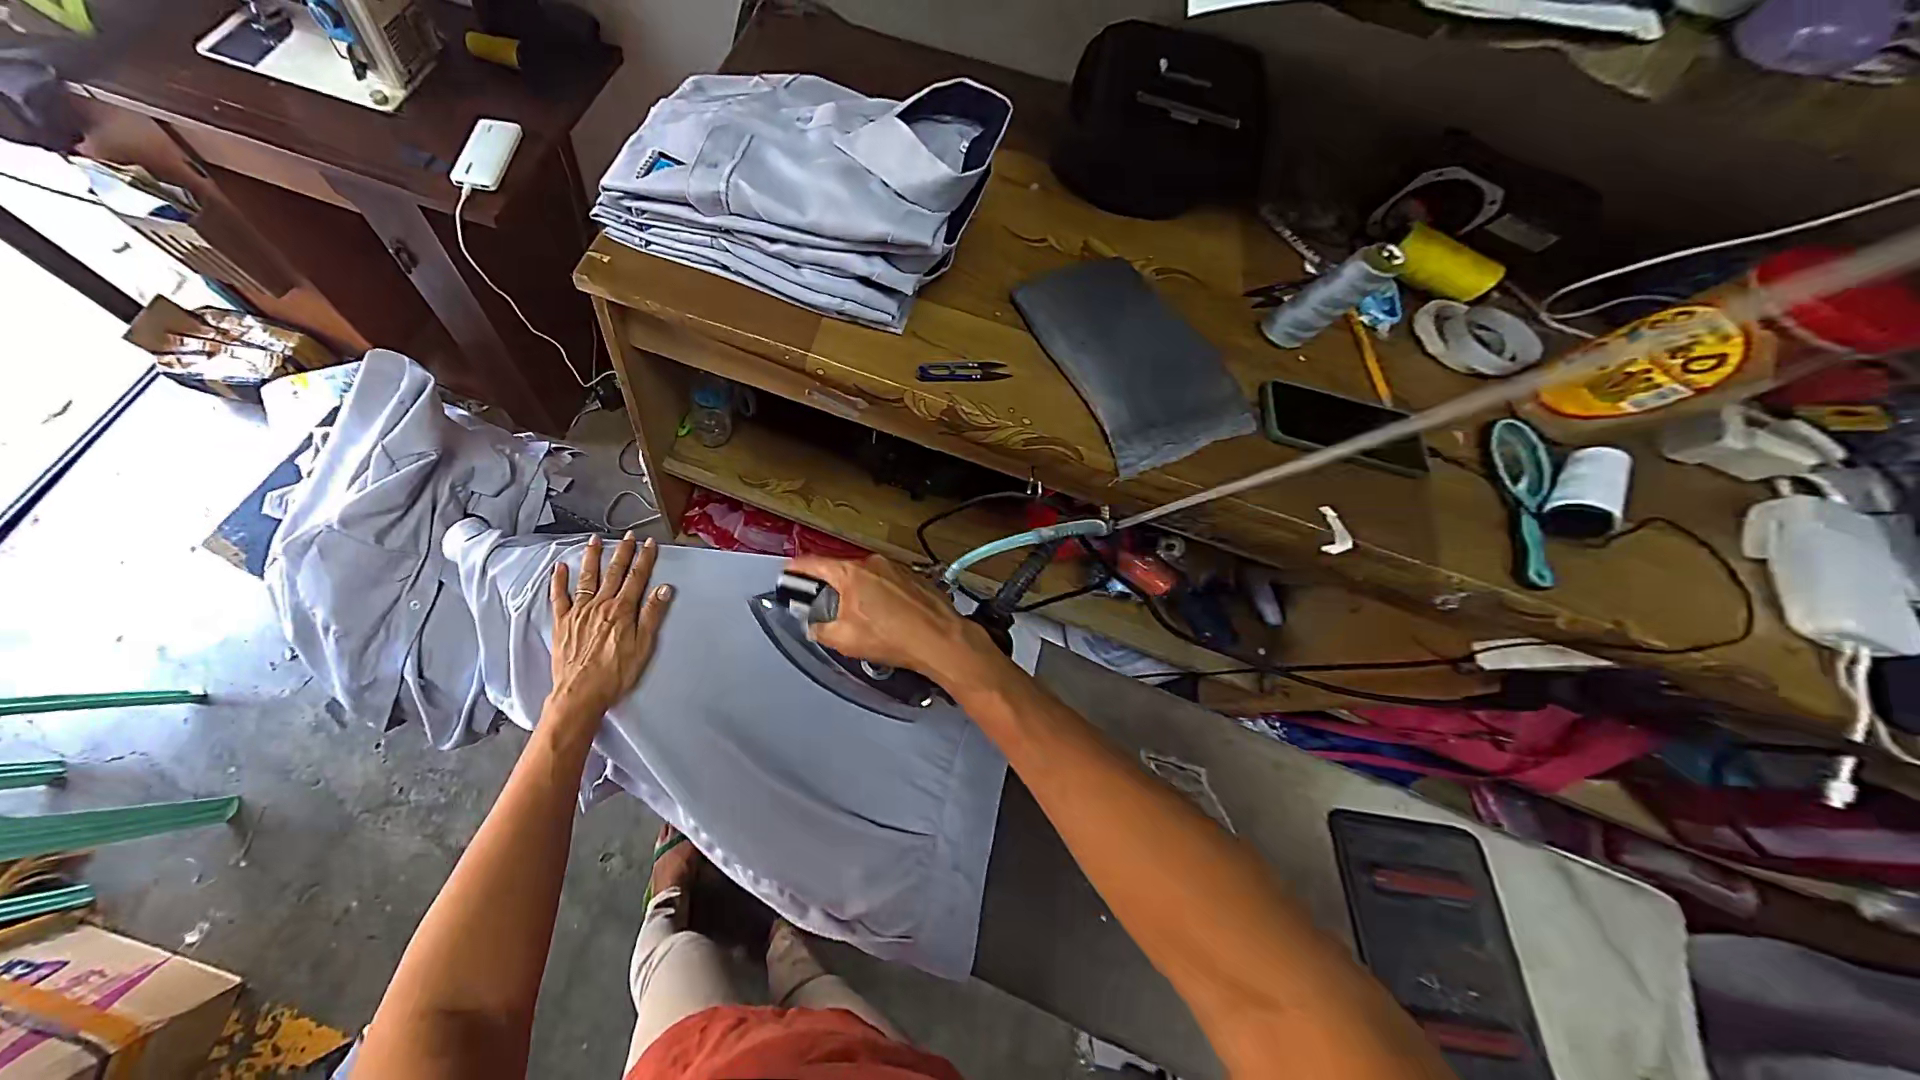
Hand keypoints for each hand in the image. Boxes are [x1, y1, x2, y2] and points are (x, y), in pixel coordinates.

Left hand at [547, 532, 673, 727]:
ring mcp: (578, 612)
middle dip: (623, 552)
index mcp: (622, 610)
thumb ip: (652, 614)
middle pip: (614, 572)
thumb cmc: (615, 673)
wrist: (581, 693)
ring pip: (587, 578)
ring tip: (595, 541)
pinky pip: (559, 596)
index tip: (649, 544)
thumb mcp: (643, 645)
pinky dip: (559, 580)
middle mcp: (599, 605)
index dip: (645, 558)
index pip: (637, 577)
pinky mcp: (562, 622)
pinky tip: (560, 568)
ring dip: (592, 557)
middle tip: (628, 537)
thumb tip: (663, 589)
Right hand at [785, 554, 1000, 685]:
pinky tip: (888, 619)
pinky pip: (888, 584)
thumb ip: (820, 629)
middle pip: (841, 571)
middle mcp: (874, 564)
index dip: (796, 569)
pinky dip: (882, 598)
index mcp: (851, 572)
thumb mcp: (844, 640)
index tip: (789, 572)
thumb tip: (816, 627)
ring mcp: (896, 568)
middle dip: (832, 589)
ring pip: (867, 578)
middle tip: (827, 609)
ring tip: (865, 622)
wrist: (940, 640)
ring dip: (860, 595)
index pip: (813, 564)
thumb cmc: (897, 638)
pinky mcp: (914, 578)